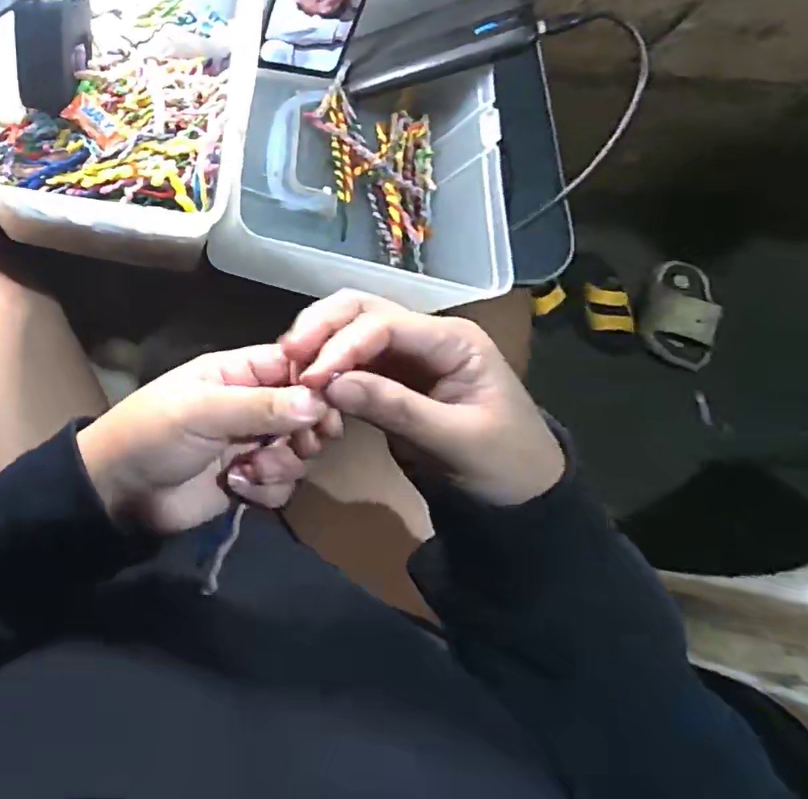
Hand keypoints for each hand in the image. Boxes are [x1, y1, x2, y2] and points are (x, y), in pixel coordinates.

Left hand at [76, 344, 339, 534]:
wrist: (119, 491)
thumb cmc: (153, 434)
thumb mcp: (202, 411)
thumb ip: (259, 406)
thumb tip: (318, 400)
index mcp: (234, 374)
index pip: (290, 366)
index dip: (316, 382)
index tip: (332, 404)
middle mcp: (248, 405)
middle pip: (305, 410)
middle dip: (308, 429)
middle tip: (304, 444)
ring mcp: (249, 443)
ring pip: (298, 449)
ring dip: (285, 463)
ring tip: (253, 467)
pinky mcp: (248, 480)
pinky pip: (283, 483)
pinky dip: (268, 488)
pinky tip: (239, 487)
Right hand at [280, 290, 563, 505]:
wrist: (520, 499)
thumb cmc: (504, 466)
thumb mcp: (457, 441)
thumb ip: (396, 408)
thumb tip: (329, 386)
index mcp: (452, 340)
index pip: (384, 324)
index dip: (342, 345)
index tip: (310, 377)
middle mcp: (423, 335)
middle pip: (359, 309)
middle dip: (320, 327)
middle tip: (287, 355)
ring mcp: (402, 353)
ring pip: (345, 327)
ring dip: (315, 341)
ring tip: (289, 367)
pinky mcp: (385, 374)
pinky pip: (343, 357)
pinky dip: (320, 364)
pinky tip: (302, 381)